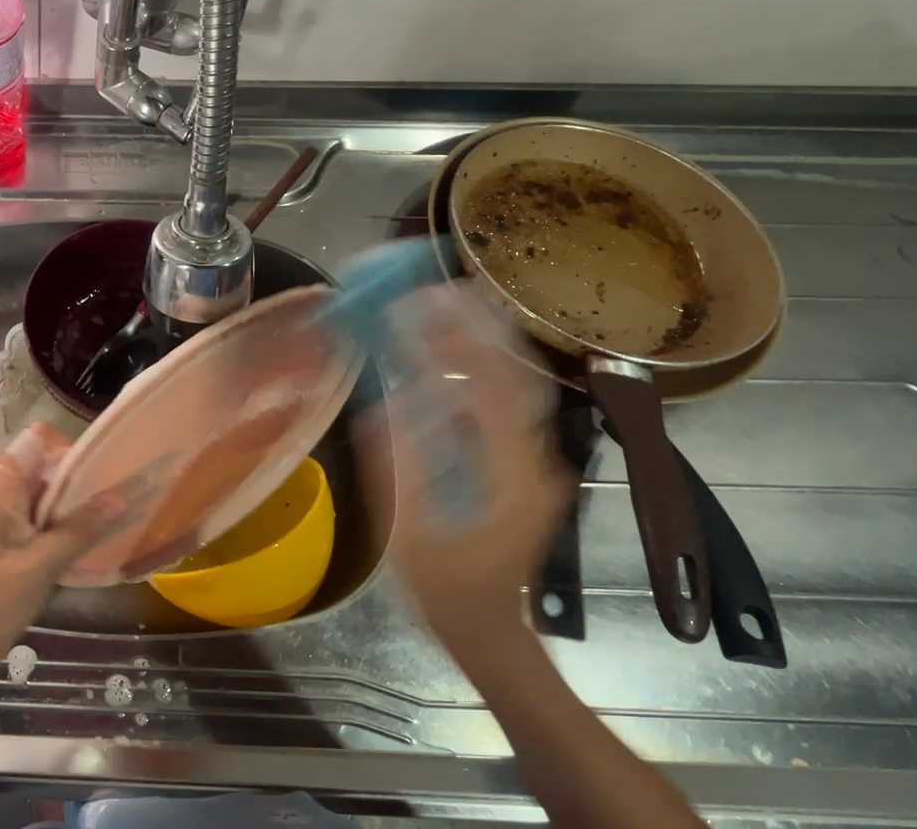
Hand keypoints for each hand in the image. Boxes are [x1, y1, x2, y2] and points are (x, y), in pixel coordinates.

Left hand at [0, 423, 125, 681]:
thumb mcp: (39, 565)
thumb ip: (80, 529)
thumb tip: (122, 494)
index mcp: (1, 486)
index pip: (39, 441)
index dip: (73, 448)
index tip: (107, 469)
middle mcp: (4, 494)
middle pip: (50, 468)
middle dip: (85, 479)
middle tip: (126, 497)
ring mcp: (8, 520)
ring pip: (51, 499)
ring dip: (81, 507)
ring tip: (122, 518)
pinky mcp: (14, 545)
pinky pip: (47, 524)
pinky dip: (70, 530)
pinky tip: (98, 545)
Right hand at [359, 286, 572, 648]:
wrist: (489, 629)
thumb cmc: (444, 588)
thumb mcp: (408, 530)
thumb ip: (397, 465)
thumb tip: (383, 400)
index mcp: (510, 474)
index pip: (492, 389)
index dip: (460, 341)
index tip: (420, 305)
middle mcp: (533, 460)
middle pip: (514, 377)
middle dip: (476, 327)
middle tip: (434, 288)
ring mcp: (532, 463)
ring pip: (514, 387)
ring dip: (480, 343)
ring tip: (442, 306)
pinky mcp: (520, 467)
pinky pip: (503, 407)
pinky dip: (478, 371)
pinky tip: (449, 356)